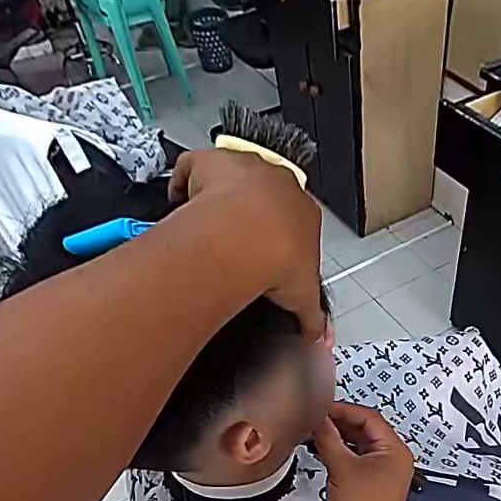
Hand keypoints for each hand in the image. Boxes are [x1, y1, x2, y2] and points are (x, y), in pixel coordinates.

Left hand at [166, 148, 324, 338]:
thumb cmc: (281, 256)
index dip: (283, 237)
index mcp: (307, 211)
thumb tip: (315, 337)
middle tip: (241, 243)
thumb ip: (312, 318)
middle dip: (255, 214)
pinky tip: (184, 203)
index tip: (273, 254)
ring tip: (215, 227)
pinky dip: (186, 184)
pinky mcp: (210, 163)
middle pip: (267, 194)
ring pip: (233, 176)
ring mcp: (244, 169)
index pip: (297, 220)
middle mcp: (279, 184)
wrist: (249, 237)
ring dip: (224, 196)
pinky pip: (194, 167)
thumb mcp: (306, 297)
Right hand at [312, 402, 414, 500]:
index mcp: (396, 450)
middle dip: (339, 423)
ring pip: (360, 443)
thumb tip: (319, 420)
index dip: (343, 410)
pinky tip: (324, 450)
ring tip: (316, 434)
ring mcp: (386, 470)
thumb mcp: (341, 468)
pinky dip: (342, 452)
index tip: (322, 409)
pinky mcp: (375, 481)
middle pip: (365, 428)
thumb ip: (328, 439)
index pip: (369, 417)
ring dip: (339, 437)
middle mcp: (395, 458)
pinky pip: (358, 457)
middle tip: (316, 420)